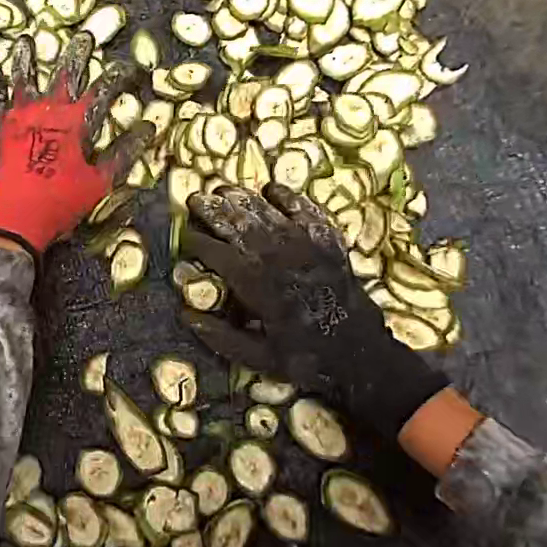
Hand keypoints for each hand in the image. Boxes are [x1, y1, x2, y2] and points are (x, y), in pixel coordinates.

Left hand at [0, 32, 148, 256]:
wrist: (19, 218)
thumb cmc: (63, 200)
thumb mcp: (100, 181)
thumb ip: (124, 152)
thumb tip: (149, 127)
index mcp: (78, 122)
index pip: (106, 89)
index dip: (123, 76)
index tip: (134, 70)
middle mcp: (49, 111)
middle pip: (67, 73)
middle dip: (79, 53)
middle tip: (85, 37)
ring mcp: (21, 117)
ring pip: (25, 79)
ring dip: (28, 58)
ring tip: (27, 39)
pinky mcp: (0, 129)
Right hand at [178, 183, 451, 442]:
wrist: (363, 356)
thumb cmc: (305, 358)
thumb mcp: (256, 357)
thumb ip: (219, 336)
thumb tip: (185, 315)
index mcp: (255, 284)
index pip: (215, 252)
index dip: (195, 242)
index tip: (183, 238)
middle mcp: (276, 257)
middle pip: (236, 223)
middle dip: (211, 209)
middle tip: (194, 200)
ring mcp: (304, 245)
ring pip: (265, 211)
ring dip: (240, 198)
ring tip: (222, 190)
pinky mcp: (327, 242)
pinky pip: (304, 209)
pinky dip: (287, 196)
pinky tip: (271, 189)